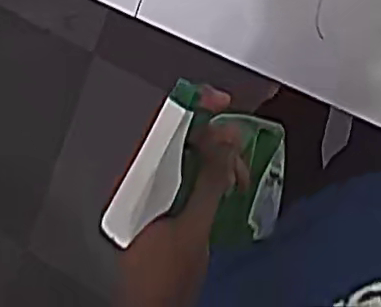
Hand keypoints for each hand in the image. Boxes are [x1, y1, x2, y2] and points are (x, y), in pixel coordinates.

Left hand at [122, 86, 249, 306]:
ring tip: (240, 176)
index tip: (223, 100)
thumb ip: (210, 181)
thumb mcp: (192, 228)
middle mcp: (143, 182)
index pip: (165, 125)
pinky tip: (231, 185)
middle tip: (241, 146)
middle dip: (218, 137)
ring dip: (221, 159)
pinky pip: (192, 175)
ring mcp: (154, 196)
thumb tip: (228, 137)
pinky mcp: (166, 208)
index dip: (194, 105)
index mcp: (139, 180)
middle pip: (181, 138)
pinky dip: (215, 174)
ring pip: (191, 157)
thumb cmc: (162, 279)